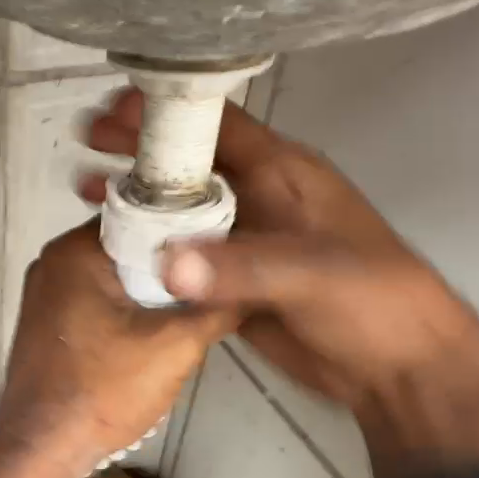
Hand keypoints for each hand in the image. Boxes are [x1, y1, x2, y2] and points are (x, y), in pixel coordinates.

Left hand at [0, 221, 235, 477]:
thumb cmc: (100, 394)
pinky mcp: (45, 326)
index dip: (193, 227)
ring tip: (186, 315)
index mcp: (74, 251)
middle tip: (212, 286)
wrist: (40, 453)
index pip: (146, 213)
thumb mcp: (174, 347)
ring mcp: (43, 296)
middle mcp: (51, 263)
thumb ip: (217, 308)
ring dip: (150, 294)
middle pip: (129, 246)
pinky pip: (95, 302)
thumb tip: (253, 287)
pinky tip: (149, 338)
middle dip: (172, 266)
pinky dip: (125, 312)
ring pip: (114, 277)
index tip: (229, 246)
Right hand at [79, 89, 478, 477]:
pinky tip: (111, 251)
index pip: (216, 126)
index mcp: (282, 174)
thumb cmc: (371, 301)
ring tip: (84, 190)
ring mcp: (243, 242)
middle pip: (188, 163)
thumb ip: (240, 267)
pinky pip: (182, 258)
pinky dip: (147, 250)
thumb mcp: (310, 274)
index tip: (111, 111)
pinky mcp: (232, 284)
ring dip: (136, 200)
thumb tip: (165, 263)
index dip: (164, 113)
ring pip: (179, 210)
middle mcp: (258, 198)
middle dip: (137, 151)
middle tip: (85, 143)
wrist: (394, 367)